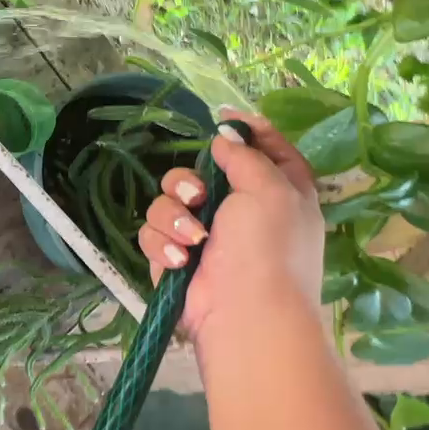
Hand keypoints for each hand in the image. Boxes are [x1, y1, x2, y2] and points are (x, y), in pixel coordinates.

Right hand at [137, 108, 325, 344]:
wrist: (242, 311)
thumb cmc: (267, 249)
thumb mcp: (269, 190)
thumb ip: (245, 156)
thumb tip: (225, 136)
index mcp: (276, 191)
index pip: (263, 149)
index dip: (245, 131)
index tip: (222, 117)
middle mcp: (239, 209)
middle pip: (198, 172)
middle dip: (187, 182)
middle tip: (196, 196)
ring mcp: (203, 233)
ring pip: (166, 201)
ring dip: (174, 218)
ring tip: (191, 240)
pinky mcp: (173, 253)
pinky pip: (152, 231)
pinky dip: (163, 243)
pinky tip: (179, 260)